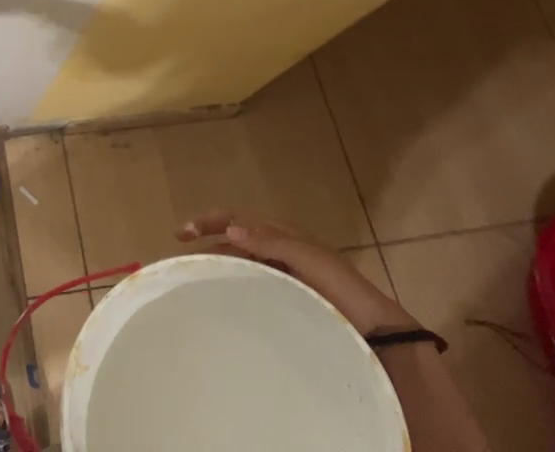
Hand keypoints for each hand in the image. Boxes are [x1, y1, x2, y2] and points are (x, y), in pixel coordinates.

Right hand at [177, 211, 413, 333]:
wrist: (376, 335)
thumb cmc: (344, 291)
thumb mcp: (311, 259)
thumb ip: (273, 242)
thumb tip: (231, 229)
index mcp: (283, 235)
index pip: (237, 220)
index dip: (208, 222)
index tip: (180, 234)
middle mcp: (279, 252)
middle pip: (234, 241)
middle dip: (206, 245)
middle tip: (179, 263)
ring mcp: (282, 278)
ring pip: (240, 265)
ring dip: (216, 267)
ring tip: (193, 283)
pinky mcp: (284, 302)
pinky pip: (250, 288)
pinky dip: (231, 288)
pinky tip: (220, 303)